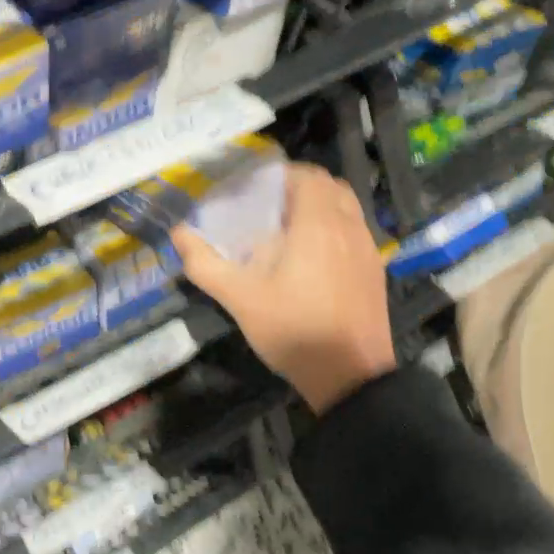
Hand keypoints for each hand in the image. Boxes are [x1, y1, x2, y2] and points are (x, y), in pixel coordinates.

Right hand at [171, 162, 395, 413]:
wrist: (351, 378)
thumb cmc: (293, 329)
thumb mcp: (238, 298)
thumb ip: (204, 262)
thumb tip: (178, 233)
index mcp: (317, 225)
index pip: (307, 176)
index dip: (279, 175)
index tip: (252, 189)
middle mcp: (348, 228)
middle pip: (329, 186)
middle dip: (299, 188)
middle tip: (267, 206)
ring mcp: (367, 250)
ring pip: (346, 207)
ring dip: (319, 207)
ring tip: (288, 229)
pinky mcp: (375, 271)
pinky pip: (355, 231)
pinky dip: (334, 228)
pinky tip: (311, 258)